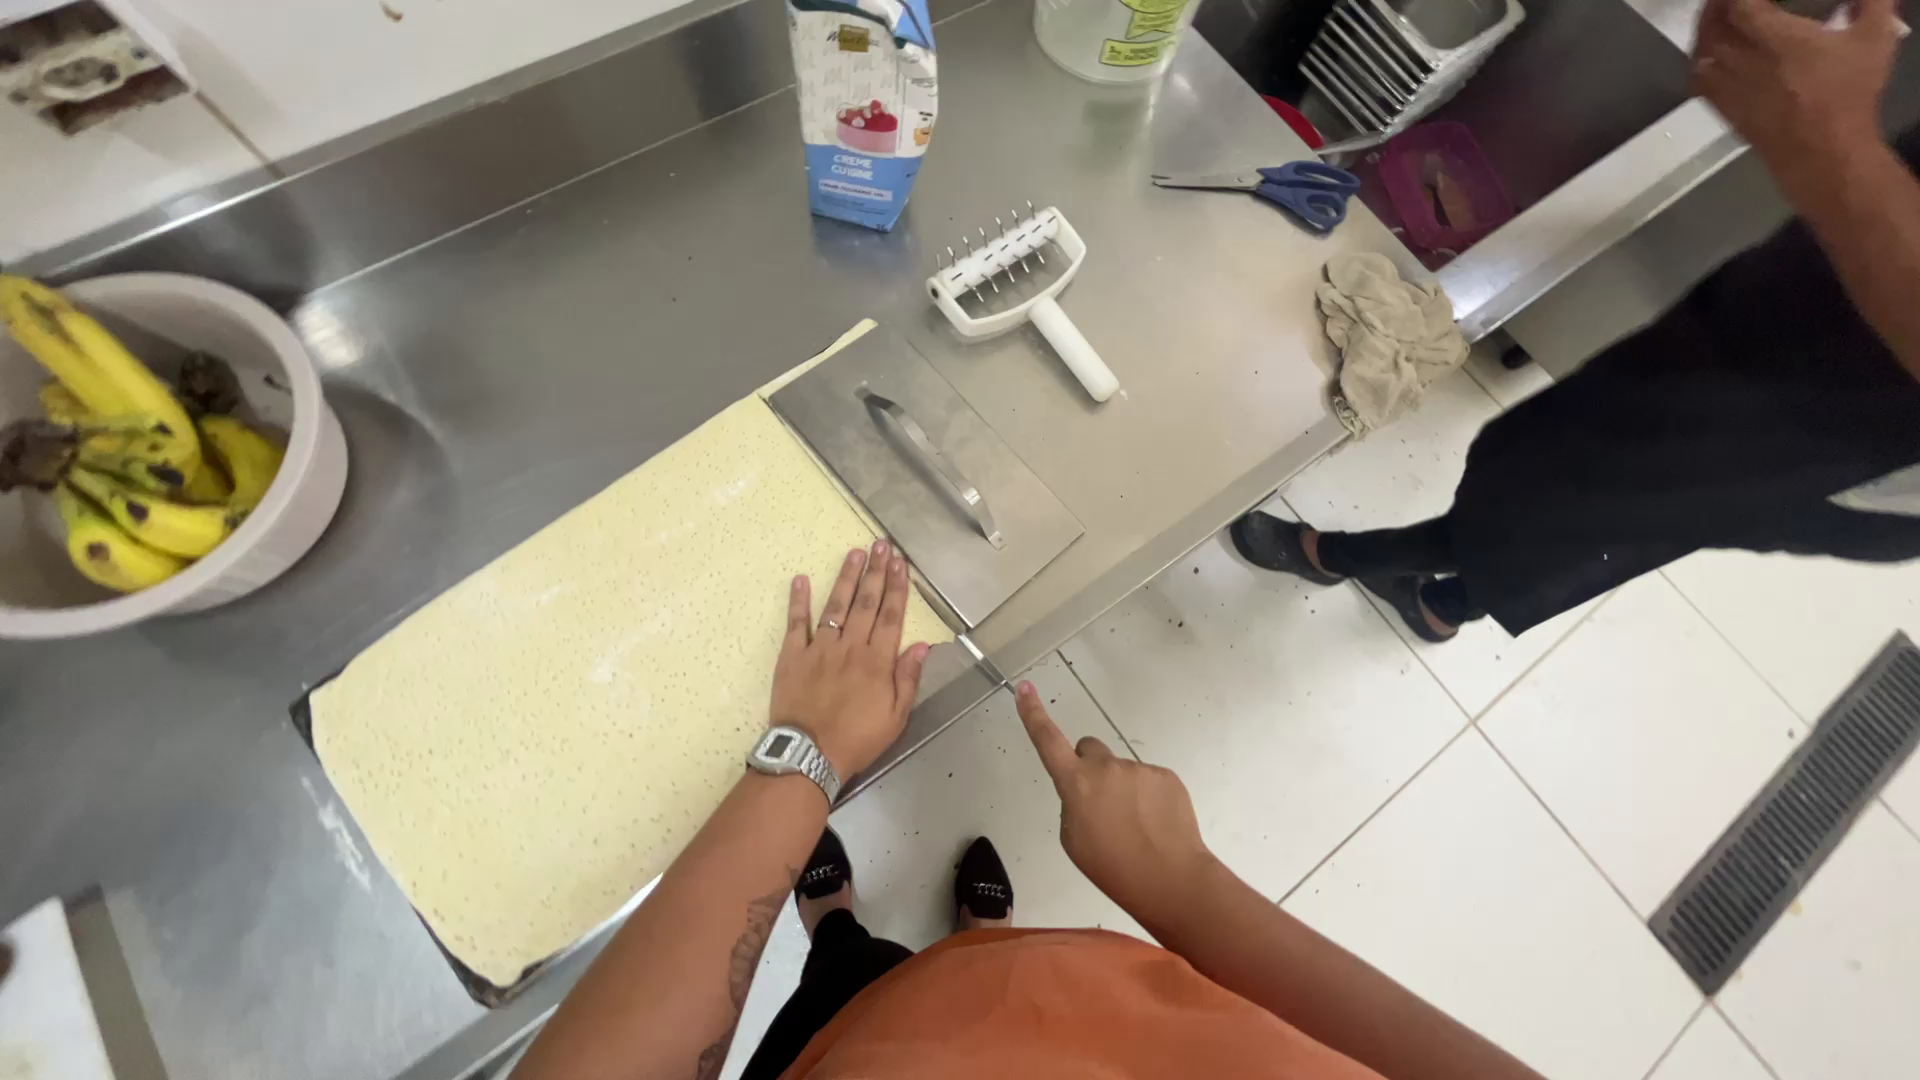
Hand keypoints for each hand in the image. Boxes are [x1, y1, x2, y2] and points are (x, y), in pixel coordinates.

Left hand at [770, 539, 929, 778]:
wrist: (809, 755)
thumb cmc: (857, 739)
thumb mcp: (896, 717)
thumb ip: (907, 679)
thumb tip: (922, 646)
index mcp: (877, 661)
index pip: (891, 616)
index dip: (897, 588)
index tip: (901, 564)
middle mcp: (851, 646)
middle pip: (866, 603)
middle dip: (876, 572)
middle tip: (881, 545)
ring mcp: (820, 648)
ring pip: (836, 605)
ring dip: (847, 578)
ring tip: (855, 553)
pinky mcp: (793, 656)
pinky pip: (796, 623)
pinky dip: (799, 601)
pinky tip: (802, 579)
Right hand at [1015, 681, 1218, 926]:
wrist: (1171, 880)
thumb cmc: (1112, 867)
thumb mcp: (1073, 841)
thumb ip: (1072, 805)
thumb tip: (1086, 792)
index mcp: (1076, 783)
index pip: (1047, 740)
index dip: (1032, 713)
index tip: (1024, 686)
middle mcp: (1106, 767)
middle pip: (1090, 751)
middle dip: (1090, 768)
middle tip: (1101, 805)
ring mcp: (1138, 768)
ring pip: (1121, 770)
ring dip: (1123, 789)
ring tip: (1136, 826)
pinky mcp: (1166, 775)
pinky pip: (1148, 779)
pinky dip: (1149, 797)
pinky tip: (1156, 824)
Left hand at [1693, 0, 1902, 165]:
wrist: (1815, 144)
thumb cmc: (1847, 89)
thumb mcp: (1874, 34)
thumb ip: (1870, 0)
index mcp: (1777, 39)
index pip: (1742, 7)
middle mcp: (1741, 61)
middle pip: (1713, 26)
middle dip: (1715, 5)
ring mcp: (1724, 85)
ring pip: (1701, 51)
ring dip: (1703, 28)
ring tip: (1714, 13)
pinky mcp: (1718, 105)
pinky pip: (1697, 76)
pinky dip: (1698, 55)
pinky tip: (1706, 49)